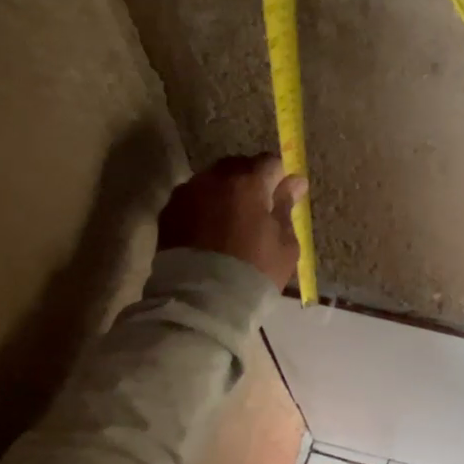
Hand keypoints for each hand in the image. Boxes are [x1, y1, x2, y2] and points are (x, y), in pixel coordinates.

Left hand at [158, 154, 306, 289]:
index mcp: (248, 181)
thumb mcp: (285, 244)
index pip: (271, 162)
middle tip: (258, 209)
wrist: (203, 301)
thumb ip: (287, 207)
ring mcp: (187, 193)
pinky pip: (192, 200)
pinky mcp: (168, 212)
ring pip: (211, 181)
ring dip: (224, 193)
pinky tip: (209, 232)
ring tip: (230, 222)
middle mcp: (214, 178)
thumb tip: (295, 182)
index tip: (284, 196)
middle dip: (250, 181)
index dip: (280, 177)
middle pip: (238, 166)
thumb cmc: (254, 272)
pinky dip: (203, 208)